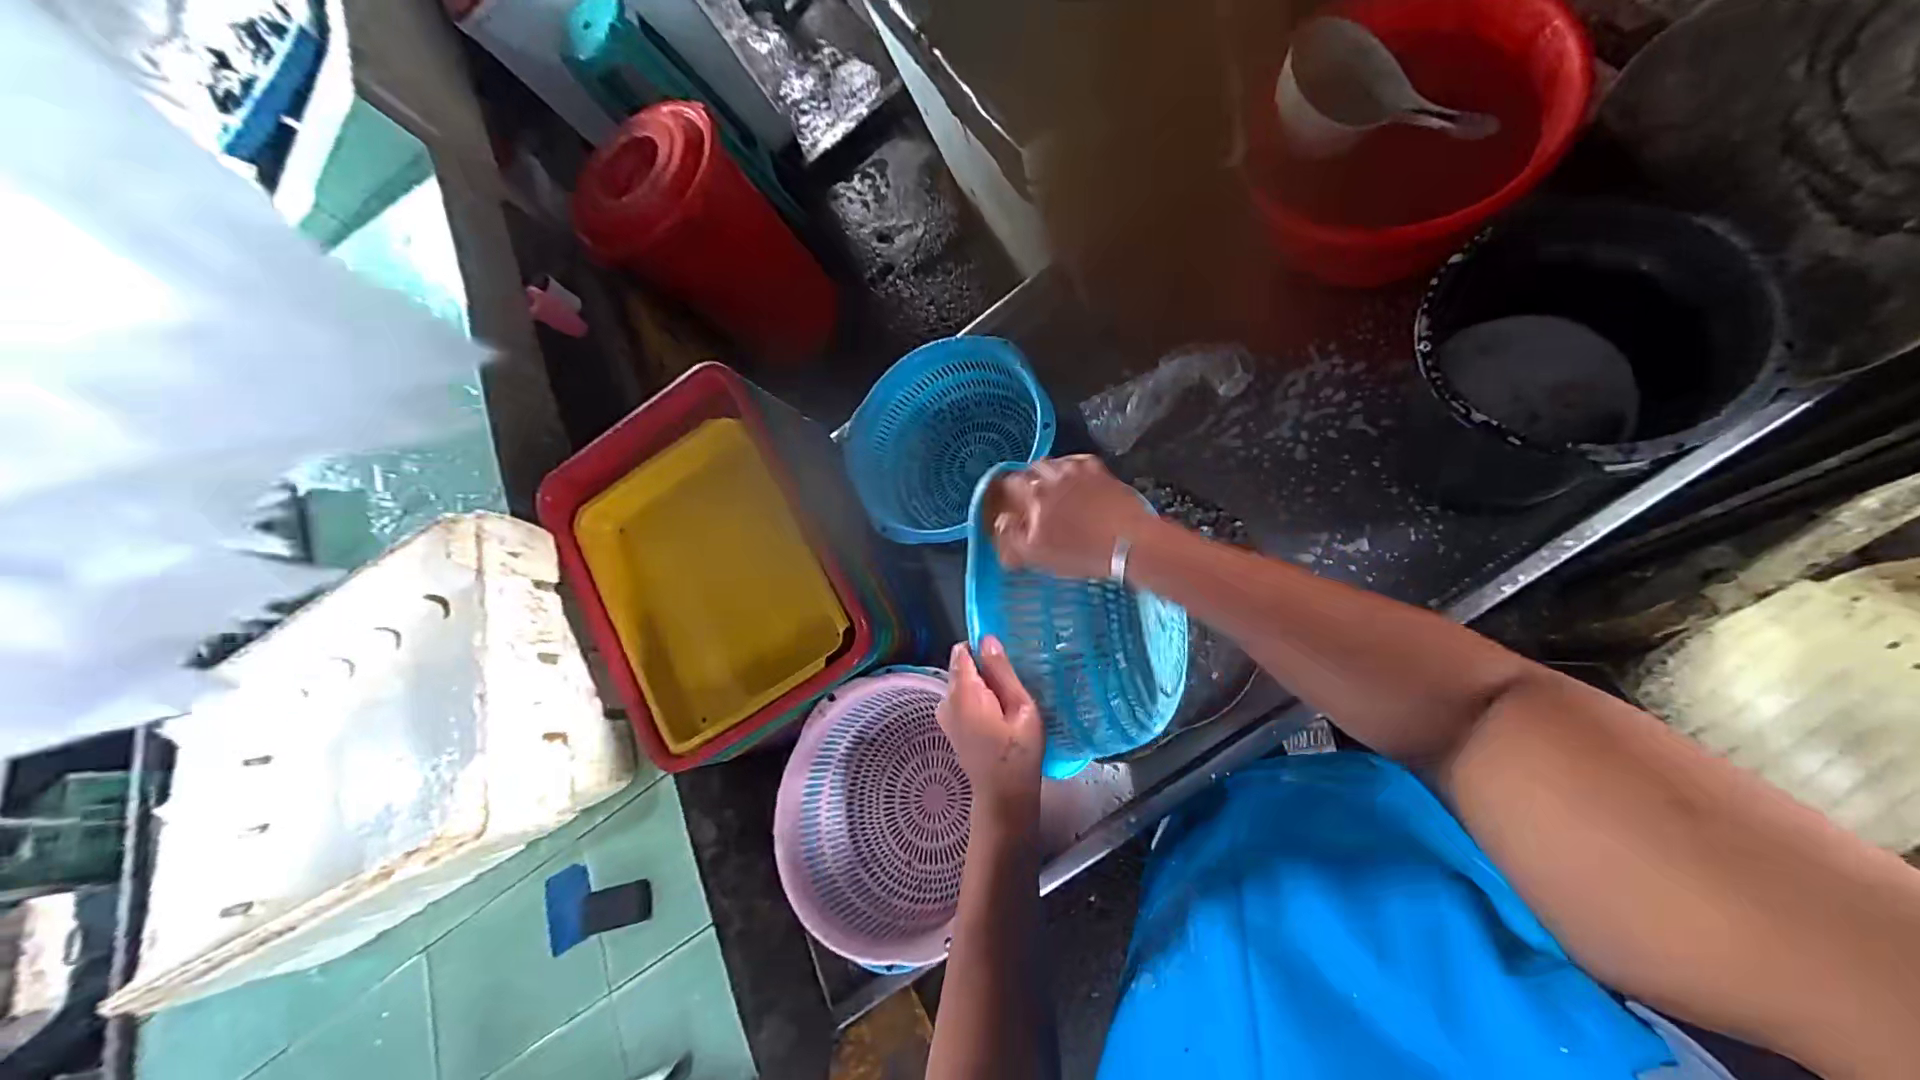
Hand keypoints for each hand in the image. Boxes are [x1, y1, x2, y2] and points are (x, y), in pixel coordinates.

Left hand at [938, 637, 1043, 833]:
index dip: (981, 648)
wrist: (1003, 797)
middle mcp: (946, 700)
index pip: (962, 652)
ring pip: (962, 683)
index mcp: (963, 692)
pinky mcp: (950, 726)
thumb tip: (987, 640)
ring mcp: (945, 715)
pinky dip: (977, 699)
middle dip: (984, 668)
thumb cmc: (1019, 753)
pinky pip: (961, 699)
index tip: (1005, 658)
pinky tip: (998, 714)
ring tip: (1008, 701)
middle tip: (1013, 683)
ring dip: (982, 685)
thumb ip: (1002, 672)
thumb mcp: (1021, 708)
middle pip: (960, 667)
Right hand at [990, 455, 1157, 579]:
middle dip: (1027, 483)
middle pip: (1030, 471)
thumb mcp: (1037, 554)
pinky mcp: (1100, 471)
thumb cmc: (1082, 551)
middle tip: (1030, 500)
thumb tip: (1000, 523)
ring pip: (1054, 464)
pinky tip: (1076, 485)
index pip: (1008, 484)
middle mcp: (1054, 475)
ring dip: (1049, 475)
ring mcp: (1079, 470)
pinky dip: (1071, 471)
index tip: (1007, 504)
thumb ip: (1010, 537)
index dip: (1004, 494)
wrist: (1130, 542)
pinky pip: (1077, 464)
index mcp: (1034, 494)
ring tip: (1054, 493)